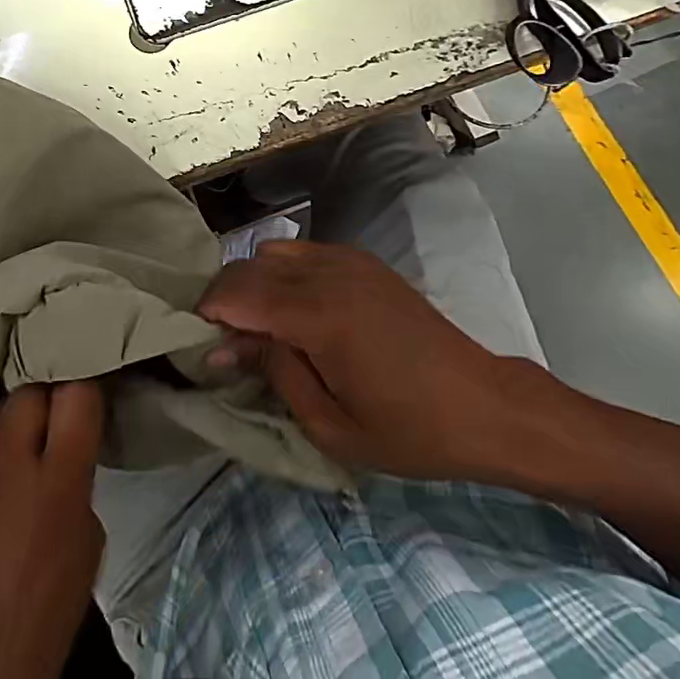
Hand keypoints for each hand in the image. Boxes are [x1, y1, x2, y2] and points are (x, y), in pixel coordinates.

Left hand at [0, 383, 105, 678]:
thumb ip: (78, 481)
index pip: (77, 393)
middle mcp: (4, 463)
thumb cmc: (42, 612)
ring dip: (10, 430)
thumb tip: (65, 452)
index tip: (88, 398)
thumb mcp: (88, 542)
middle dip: (46, 400)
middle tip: (53, 426)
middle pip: (28, 393)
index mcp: (56, 479)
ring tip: (14, 460)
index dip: (85, 389)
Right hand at [201, 241, 679, 597]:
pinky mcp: (367, 264)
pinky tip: (295, 312)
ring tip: (258, 329)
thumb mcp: (329, 423)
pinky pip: (306, 253)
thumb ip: (273, 371)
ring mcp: (351, 262)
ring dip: (254, 283)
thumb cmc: (407, 429)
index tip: (197, 350)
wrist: (482, 404)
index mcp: (318, 314)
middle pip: (249, 266)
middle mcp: (330, 273)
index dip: (205, 317)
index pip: (235, 294)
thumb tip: (222, 345)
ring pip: (274, 251)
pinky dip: (284, 274)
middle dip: (223, 299)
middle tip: (223, 346)